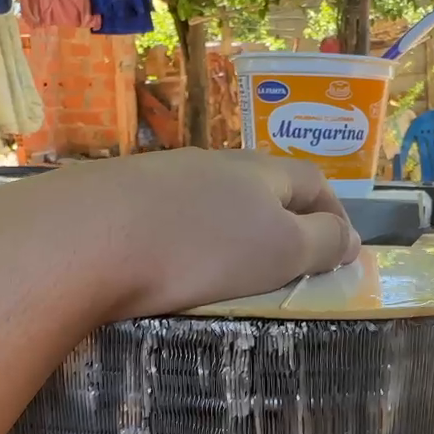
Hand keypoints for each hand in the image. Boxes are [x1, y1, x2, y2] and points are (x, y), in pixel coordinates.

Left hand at [0, 149, 360, 320]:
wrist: (82, 240)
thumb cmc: (200, 248)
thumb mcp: (279, 251)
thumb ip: (322, 242)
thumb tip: (352, 236)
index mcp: (260, 171)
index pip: (314, 182)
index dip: (336, 215)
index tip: (343, 251)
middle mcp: (213, 162)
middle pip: (263, 186)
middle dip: (283, 220)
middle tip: (290, 264)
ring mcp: (162, 177)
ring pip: (213, 201)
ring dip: (233, 230)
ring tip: (232, 270)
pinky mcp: (119, 199)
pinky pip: (170, 218)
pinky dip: (186, 239)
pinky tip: (173, 266)